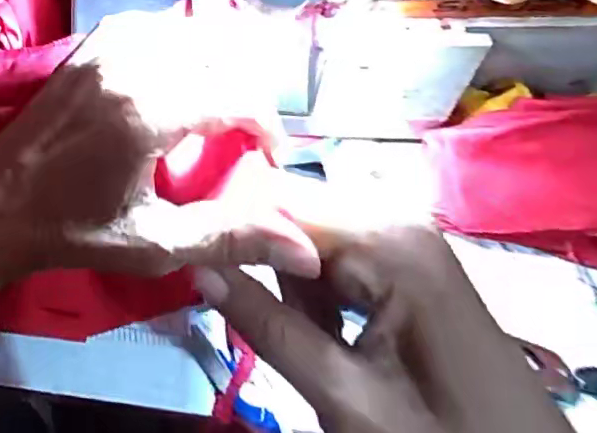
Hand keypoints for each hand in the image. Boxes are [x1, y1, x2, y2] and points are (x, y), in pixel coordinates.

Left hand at [0, 9, 320, 283]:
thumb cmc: (74, 229)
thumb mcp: (154, 243)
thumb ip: (229, 237)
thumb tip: (305, 246)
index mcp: (145, 113)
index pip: (233, 96)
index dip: (266, 125)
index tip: (269, 157)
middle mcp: (124, 69)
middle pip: (210, 55)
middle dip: (241, 90)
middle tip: (244, 132)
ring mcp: (97, 53)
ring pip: (173, 31)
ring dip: (207, 59)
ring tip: (215, 99)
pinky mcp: (79, 52)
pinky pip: (133, 25)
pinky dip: (162, 36)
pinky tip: (171, 63)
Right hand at [195, 225, 572, 432]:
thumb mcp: (349, 401)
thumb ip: (266, 325)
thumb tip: (191, 262)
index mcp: (384, 236)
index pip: (269, 196)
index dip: (223, 223)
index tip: (187, 257)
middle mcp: (394, 215)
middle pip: (285, 207)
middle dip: (256, 251)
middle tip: (248, 308)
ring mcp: (405, 234)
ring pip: (303, 227)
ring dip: (283, 272)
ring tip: (304, 333)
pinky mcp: (409, 257)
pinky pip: (334, 246)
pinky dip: (315, 282)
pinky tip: (328, 328)